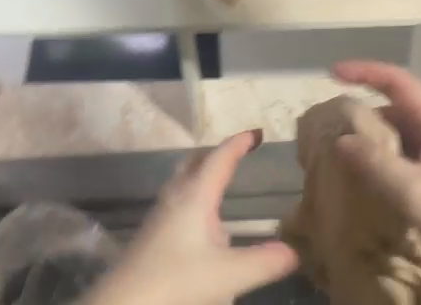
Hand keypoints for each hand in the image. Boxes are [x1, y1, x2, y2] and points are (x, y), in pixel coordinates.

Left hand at [84, 131, 298, 304]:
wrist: (127, 300)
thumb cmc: (178, 279)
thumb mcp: (228, 276)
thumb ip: (263, 262)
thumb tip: (294, 251)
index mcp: (196, 195)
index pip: (220, 158)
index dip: (239, 143)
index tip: (257, 133)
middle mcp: (176, 194)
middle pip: (198, 161)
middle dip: (219, 152)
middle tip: (240, 151)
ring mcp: (161, 211)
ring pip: (185, 178)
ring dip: (204, 171)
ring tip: (222, 179)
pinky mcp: (154, 229)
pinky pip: (179, 196)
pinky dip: (196, 191)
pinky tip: (203, 219)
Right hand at [331, 61, 420, 304]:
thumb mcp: (419, 193)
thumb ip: (377, 163)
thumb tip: (340, 139)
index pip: (399, 81)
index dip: (365, 71)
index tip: (331, 72)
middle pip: (396, 111)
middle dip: (362, 112)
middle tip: (328, 125)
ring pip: (399, 143)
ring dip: (369, 144)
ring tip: (335, 155)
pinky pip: (403, 171)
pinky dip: (379, 171)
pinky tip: (361, 187)